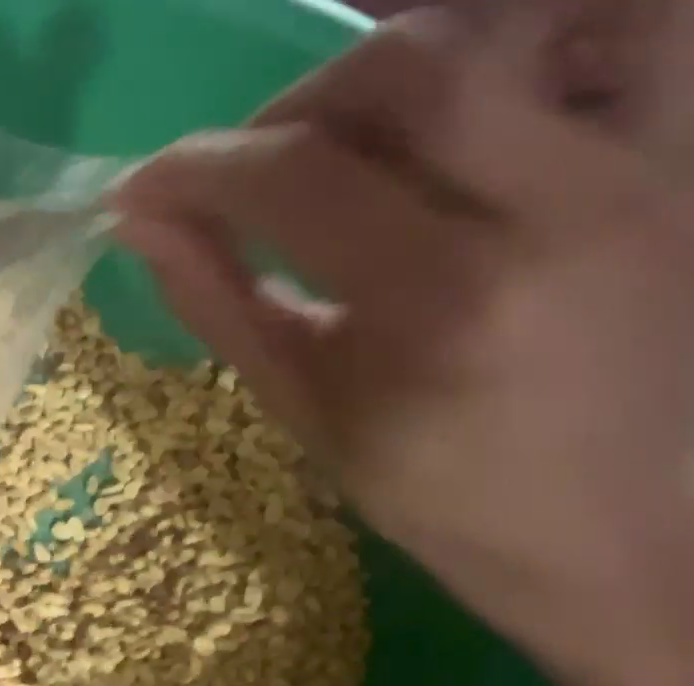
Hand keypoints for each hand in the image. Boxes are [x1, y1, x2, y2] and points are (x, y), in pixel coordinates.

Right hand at [111, 15, 693, 685]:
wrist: (638, 541)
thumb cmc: (446, 498)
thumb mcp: (306, 409)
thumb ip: (218, 300)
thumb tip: (139, 223)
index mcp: (441, 304)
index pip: (294, 175)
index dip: (195, 168)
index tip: (139, 190)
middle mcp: (558, 211)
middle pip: (404, 67)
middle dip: (285, 110)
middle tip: (245, 173)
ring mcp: (644, 172)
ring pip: (508, 29)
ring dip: (387, 73)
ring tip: (344, 141)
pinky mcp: (685, 161)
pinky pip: (631, 37)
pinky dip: (528, 41)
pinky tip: (459, 109)